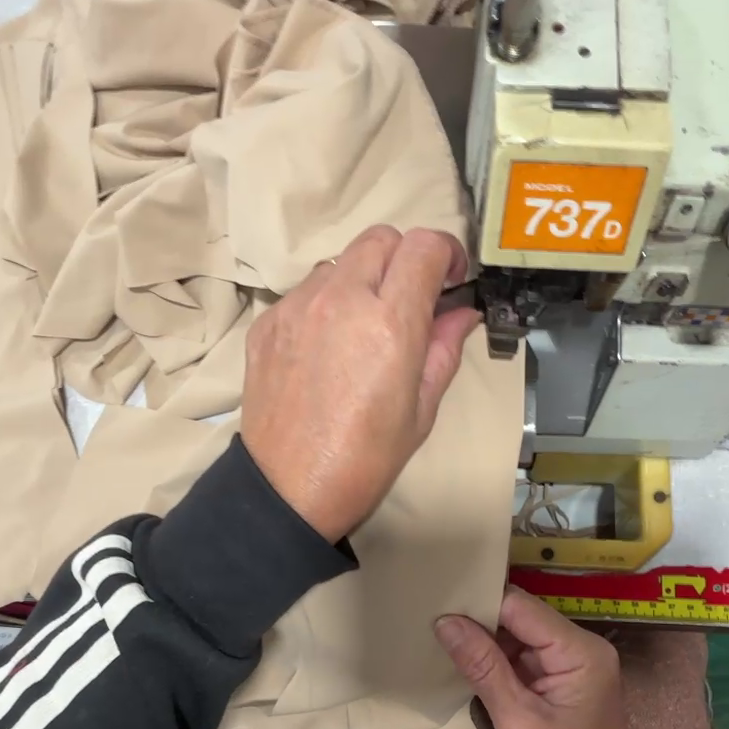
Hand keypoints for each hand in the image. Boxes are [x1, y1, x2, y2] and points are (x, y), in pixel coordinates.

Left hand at [241, 225, 481, 541]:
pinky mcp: (268, 323)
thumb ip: (444, 350)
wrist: (289, 490)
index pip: (425, 247)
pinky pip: (305, 291)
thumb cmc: (366, 459)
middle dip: (405, 259)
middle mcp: (341, 299)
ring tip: (364, 327)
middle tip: (412, 300)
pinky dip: (326, 304)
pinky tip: (327, 348)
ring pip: (339, 262)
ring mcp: (298, 307)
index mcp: (389, 322)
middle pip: (381, 239)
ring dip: (362, 280)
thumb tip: (461, 313)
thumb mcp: (421, 411)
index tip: (450, 279)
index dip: (446, 254)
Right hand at [434, 587, 630, 728]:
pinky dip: (491, 659)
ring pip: (515, 637)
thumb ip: (482, 666)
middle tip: (428, 612)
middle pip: (519, 618)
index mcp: (580, 651)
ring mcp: (566, 665)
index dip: (480, 602)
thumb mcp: (518, 720)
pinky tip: (458, 655)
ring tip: (434, 629)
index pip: (521, 607)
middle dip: (477, 618)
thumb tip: (445, 621)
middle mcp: (578, 648)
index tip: (436, 599)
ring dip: (481, 638)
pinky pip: (518, 658)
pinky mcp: (554, 683)